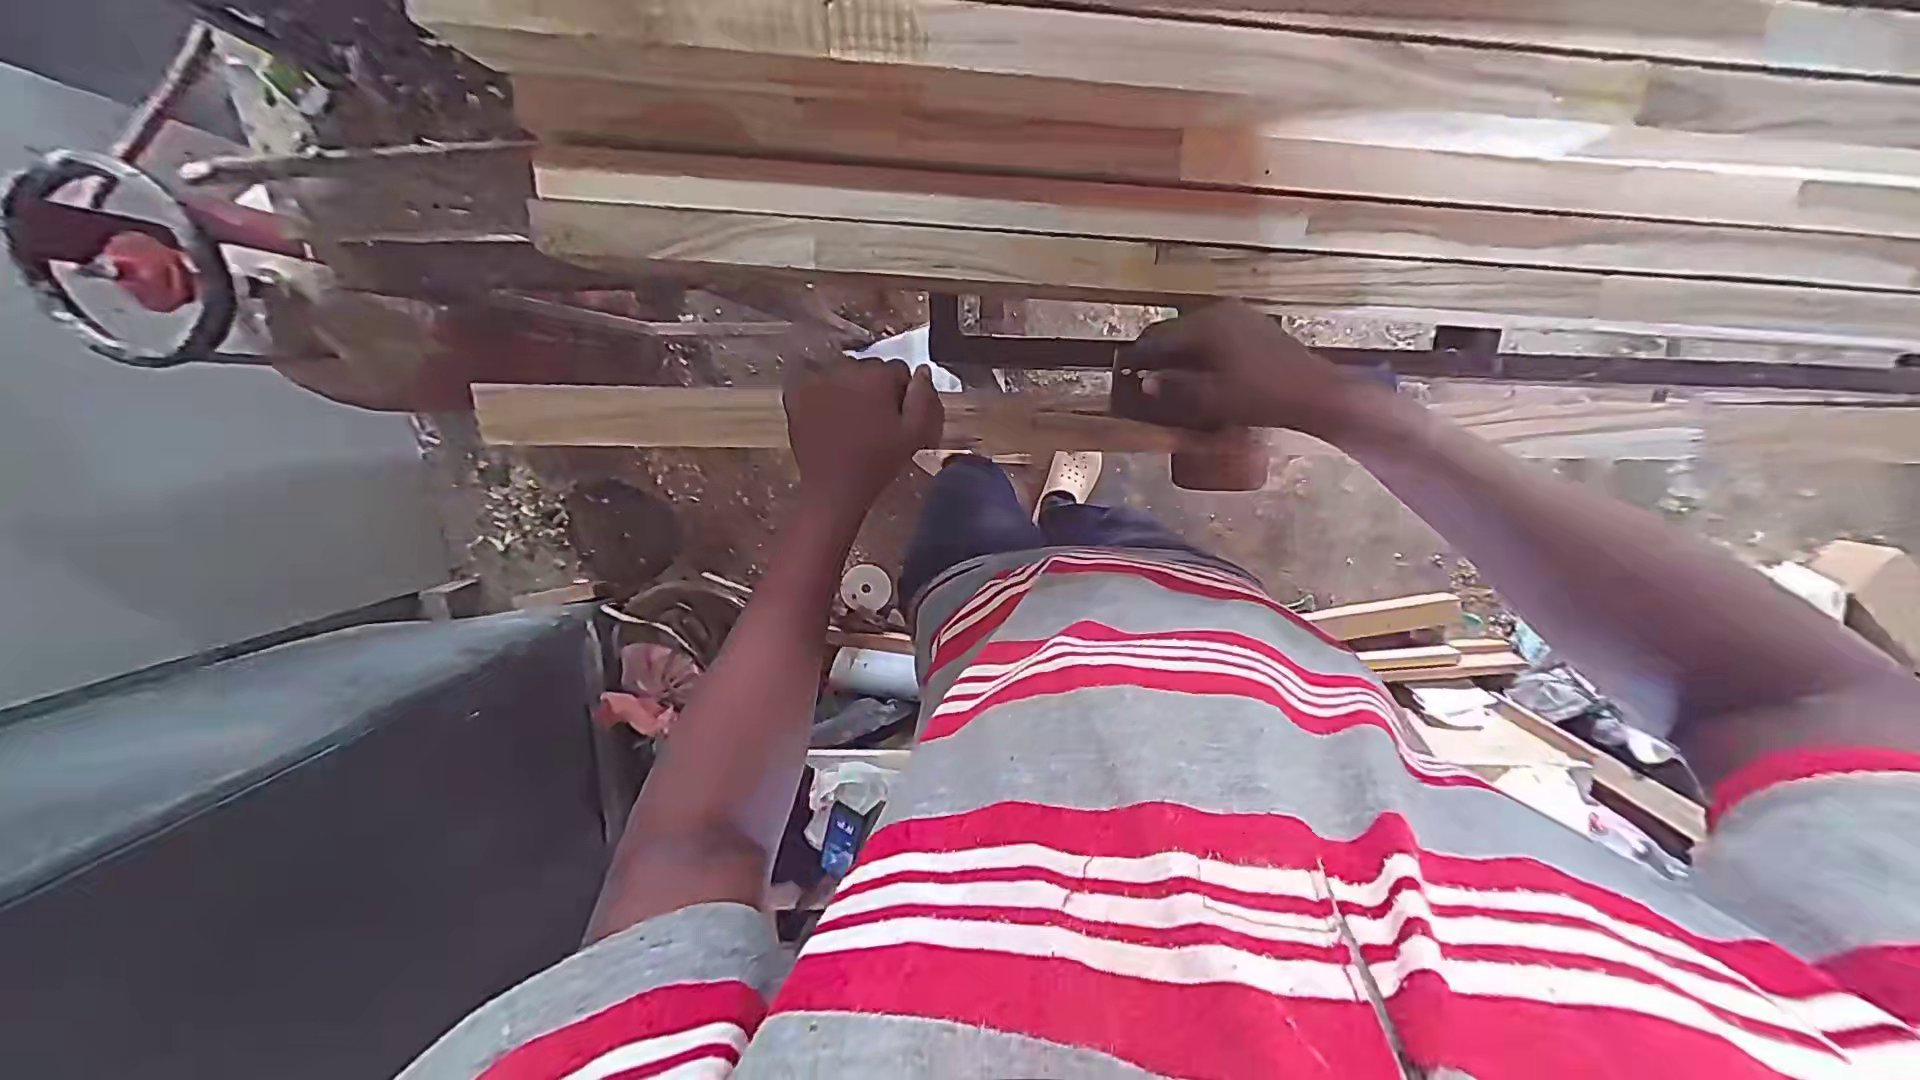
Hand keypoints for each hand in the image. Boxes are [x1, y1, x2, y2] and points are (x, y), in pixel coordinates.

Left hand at [786, 360, 943, 518]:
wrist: (834, 488)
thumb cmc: (877, 463)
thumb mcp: (914, 435)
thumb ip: (923, 399)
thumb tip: (922, 371)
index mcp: (877, 375)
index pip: (897, 371)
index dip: (902, 394)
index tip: (897, 417)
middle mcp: (845, 368)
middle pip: (868, 369)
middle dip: (874, 389)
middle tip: (875, 421)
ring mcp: (817, 380)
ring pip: (843, 375)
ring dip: (850, 390)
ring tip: (851, 422)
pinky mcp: (796, 394)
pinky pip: (817, 385)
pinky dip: (824, 395)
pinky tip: (829, 418)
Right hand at [1118, 302, 1376, 438]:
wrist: (1315, 392)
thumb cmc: (1261, 397)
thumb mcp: (1211, 400)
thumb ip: (1174, 390)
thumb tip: (1145, 383)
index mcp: (1204, 326)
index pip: (1157, 338)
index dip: (1137, 356)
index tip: (1121, 369)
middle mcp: (1219, 312)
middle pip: (1173, 329)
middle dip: (1154, 350)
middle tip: (1138, 372)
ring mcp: (1239, 315)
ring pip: (1192, 330)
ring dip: (1175, 350)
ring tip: (1163, 372)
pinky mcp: (1253, 325)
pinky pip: (1212, 332)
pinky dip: (1197, 348)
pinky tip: (1195, 367)